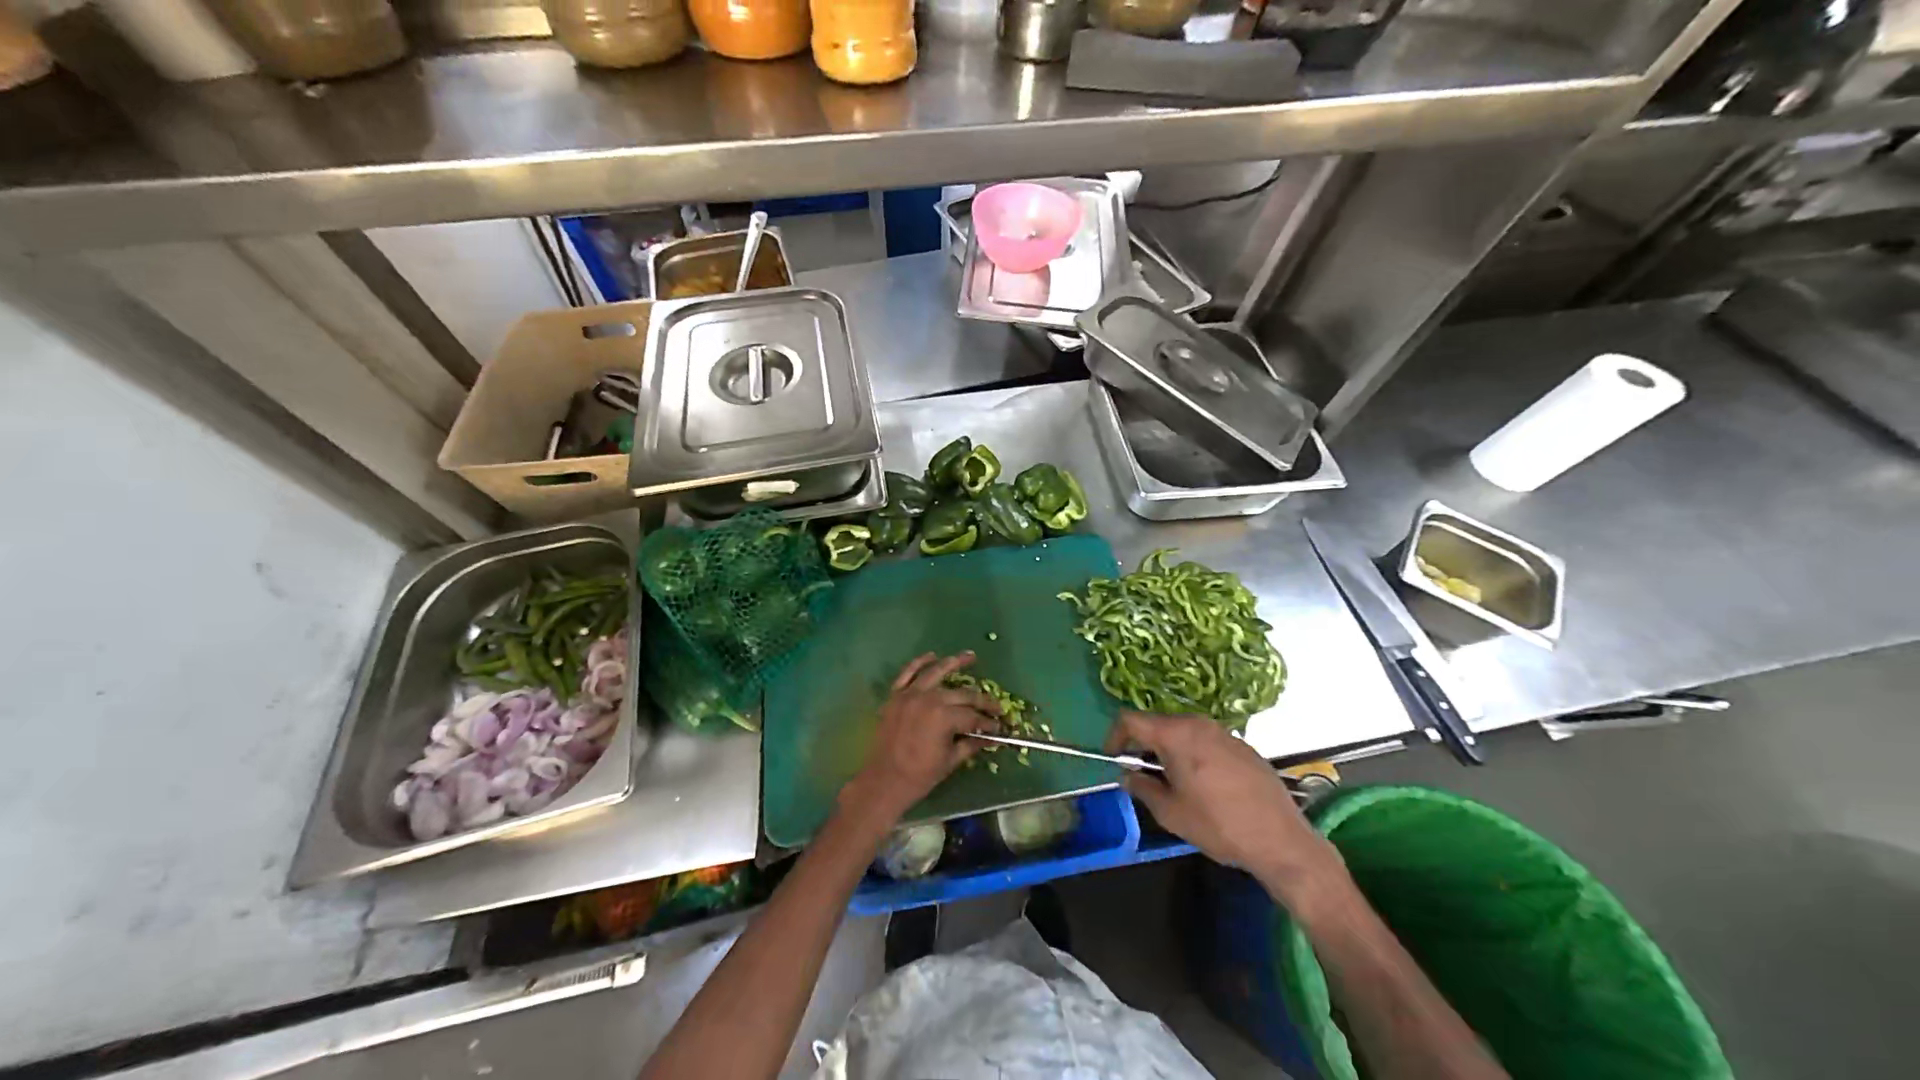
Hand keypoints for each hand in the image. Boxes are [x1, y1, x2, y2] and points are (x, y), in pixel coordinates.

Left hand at [840, 652, 1001, 826]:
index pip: (973, 716)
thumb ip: (972, 744)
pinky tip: (932, 656)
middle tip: (995, 705)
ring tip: (970, 656)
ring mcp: (910, 694)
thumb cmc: (920, 775)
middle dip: (981, 701)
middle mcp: (929, 699)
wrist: (884, 780)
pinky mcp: (896, 696)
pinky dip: (920, 662)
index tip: (999, 726)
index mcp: (944, 717)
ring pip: (936, 672)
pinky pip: (908, 673)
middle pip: (962, 694)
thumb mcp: (951, 760)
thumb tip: (992, 738)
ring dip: (954, 662)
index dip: (988, 722)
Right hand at [1106, 711, 1342, 898]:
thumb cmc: (1218, 825)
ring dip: (1170, 749)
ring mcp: (1224, 733)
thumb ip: (1142, 788)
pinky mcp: (1243, 746)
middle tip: (1142, 774)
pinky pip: (1207, 741)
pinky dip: (1194, 754)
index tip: (1114, 758)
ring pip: (1184, 732)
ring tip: (1173, 782)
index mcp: (1176, 735)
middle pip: (1158, 723)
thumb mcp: (1170, 812)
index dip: (1115, 736)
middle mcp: (1199, 724)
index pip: (1130, 720)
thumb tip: (1128, 776)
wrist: (1280, 839)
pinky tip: (1205, 785)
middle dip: (1144, 745)